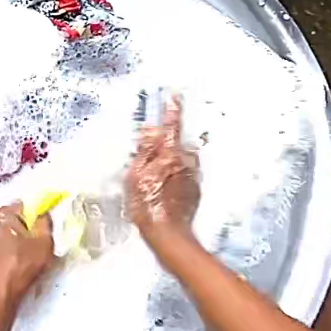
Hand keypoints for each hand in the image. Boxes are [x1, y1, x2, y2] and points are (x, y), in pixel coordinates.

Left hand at [0, 203, 53, 307]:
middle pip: (19, 217)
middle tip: (44, 237)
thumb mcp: (44, 240)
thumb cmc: (23, 263)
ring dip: (25, 237)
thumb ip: (45, 221)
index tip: (49, 222)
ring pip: (14, 231)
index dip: (40, 211)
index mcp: (6, 213)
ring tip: (37, 250)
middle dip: (32, 224)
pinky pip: (10, 242)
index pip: (27, 203)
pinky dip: (18, 246)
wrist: (2, 291)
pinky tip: (26, 258)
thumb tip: (44, 211)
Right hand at [126, 95, 200, 248]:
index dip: (172, 110)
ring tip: (152, 175)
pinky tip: (161, 187)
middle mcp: (186, 161)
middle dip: (164, 143)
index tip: (174, 96)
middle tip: (147, 155)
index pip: (172, 125)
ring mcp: (193, 176)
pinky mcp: (195, 189)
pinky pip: (183, 173)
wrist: (168, 233)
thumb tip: (150, 130)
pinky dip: (174, 174)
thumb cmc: (147, 206)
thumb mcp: (136, 175)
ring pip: (181, 158)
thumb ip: (145, 149)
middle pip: (176, 143)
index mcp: (171, 154)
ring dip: (169, 159)